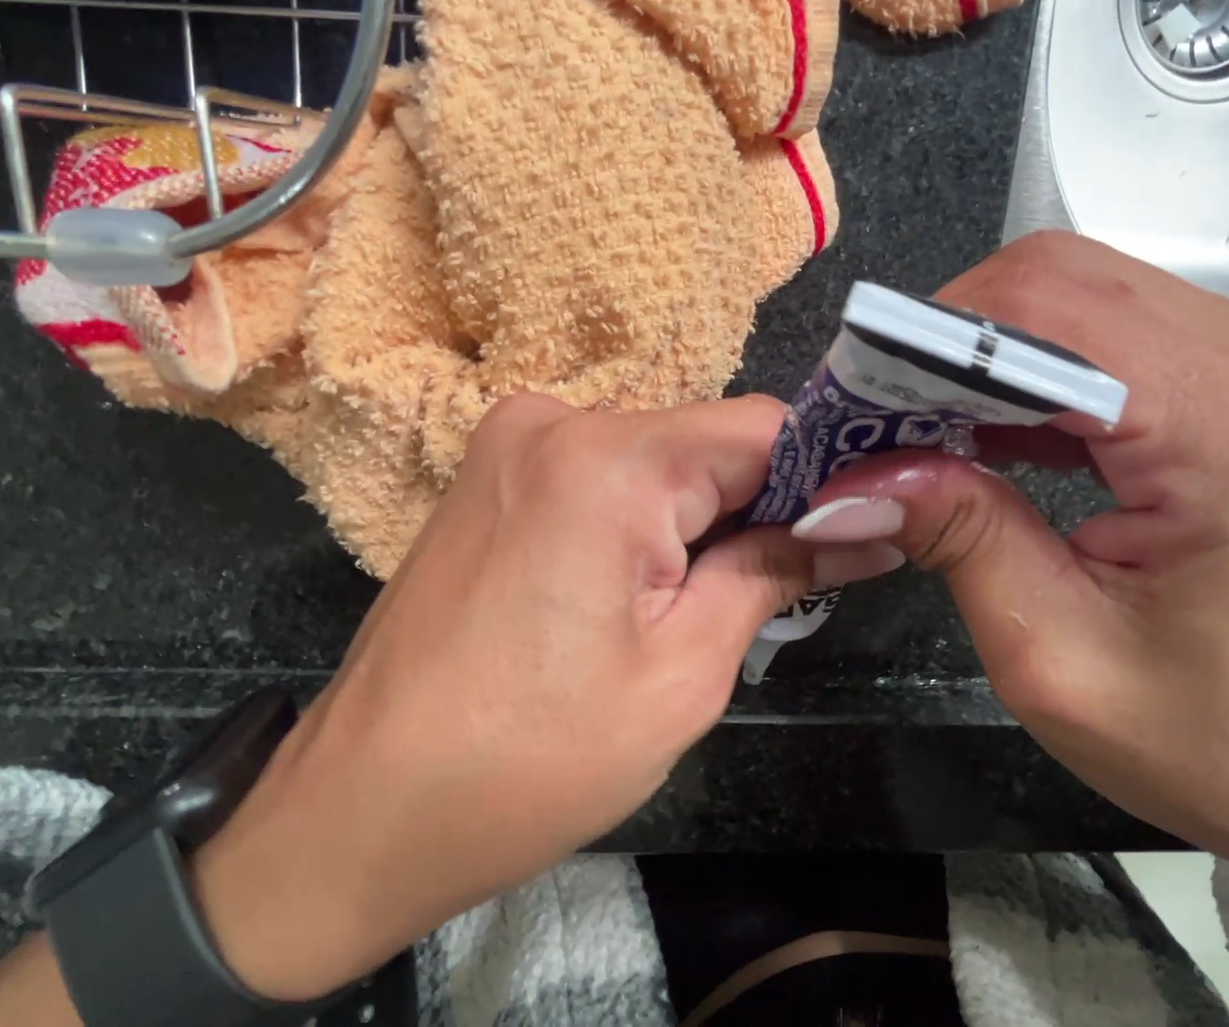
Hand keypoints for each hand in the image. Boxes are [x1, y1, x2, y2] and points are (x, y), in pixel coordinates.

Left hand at [181, 394, 901, 999]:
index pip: (765, 428)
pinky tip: (637, 593)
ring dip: (698, 521)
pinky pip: (599, 477)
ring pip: (655, 460)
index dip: (826, 477)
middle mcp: (554, 419)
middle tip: (785, 594)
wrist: (362, 809)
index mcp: (610, 459)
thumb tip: (866, 528)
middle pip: (706, 442)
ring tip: (698, 610)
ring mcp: (509, 443)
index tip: (864, 532)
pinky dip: (640, 521)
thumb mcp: (682, 674)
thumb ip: (776, 575)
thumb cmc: (531, 759)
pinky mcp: (487, 478)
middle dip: (758, 509)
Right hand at [792, 232, 1228, 1025]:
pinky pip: (1134, 336)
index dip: (930, 334)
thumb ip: (958, 539)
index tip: (856, 396)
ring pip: (1096, 297)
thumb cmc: (1215, 748)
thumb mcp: (1055, 658)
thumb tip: (850, 480)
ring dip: (996, 353)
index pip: (1050, 306)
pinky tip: (1005, 434)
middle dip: (953, 338)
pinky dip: (1049, 371)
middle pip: (1070, 281)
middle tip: (883, 418)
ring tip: (929, 428)